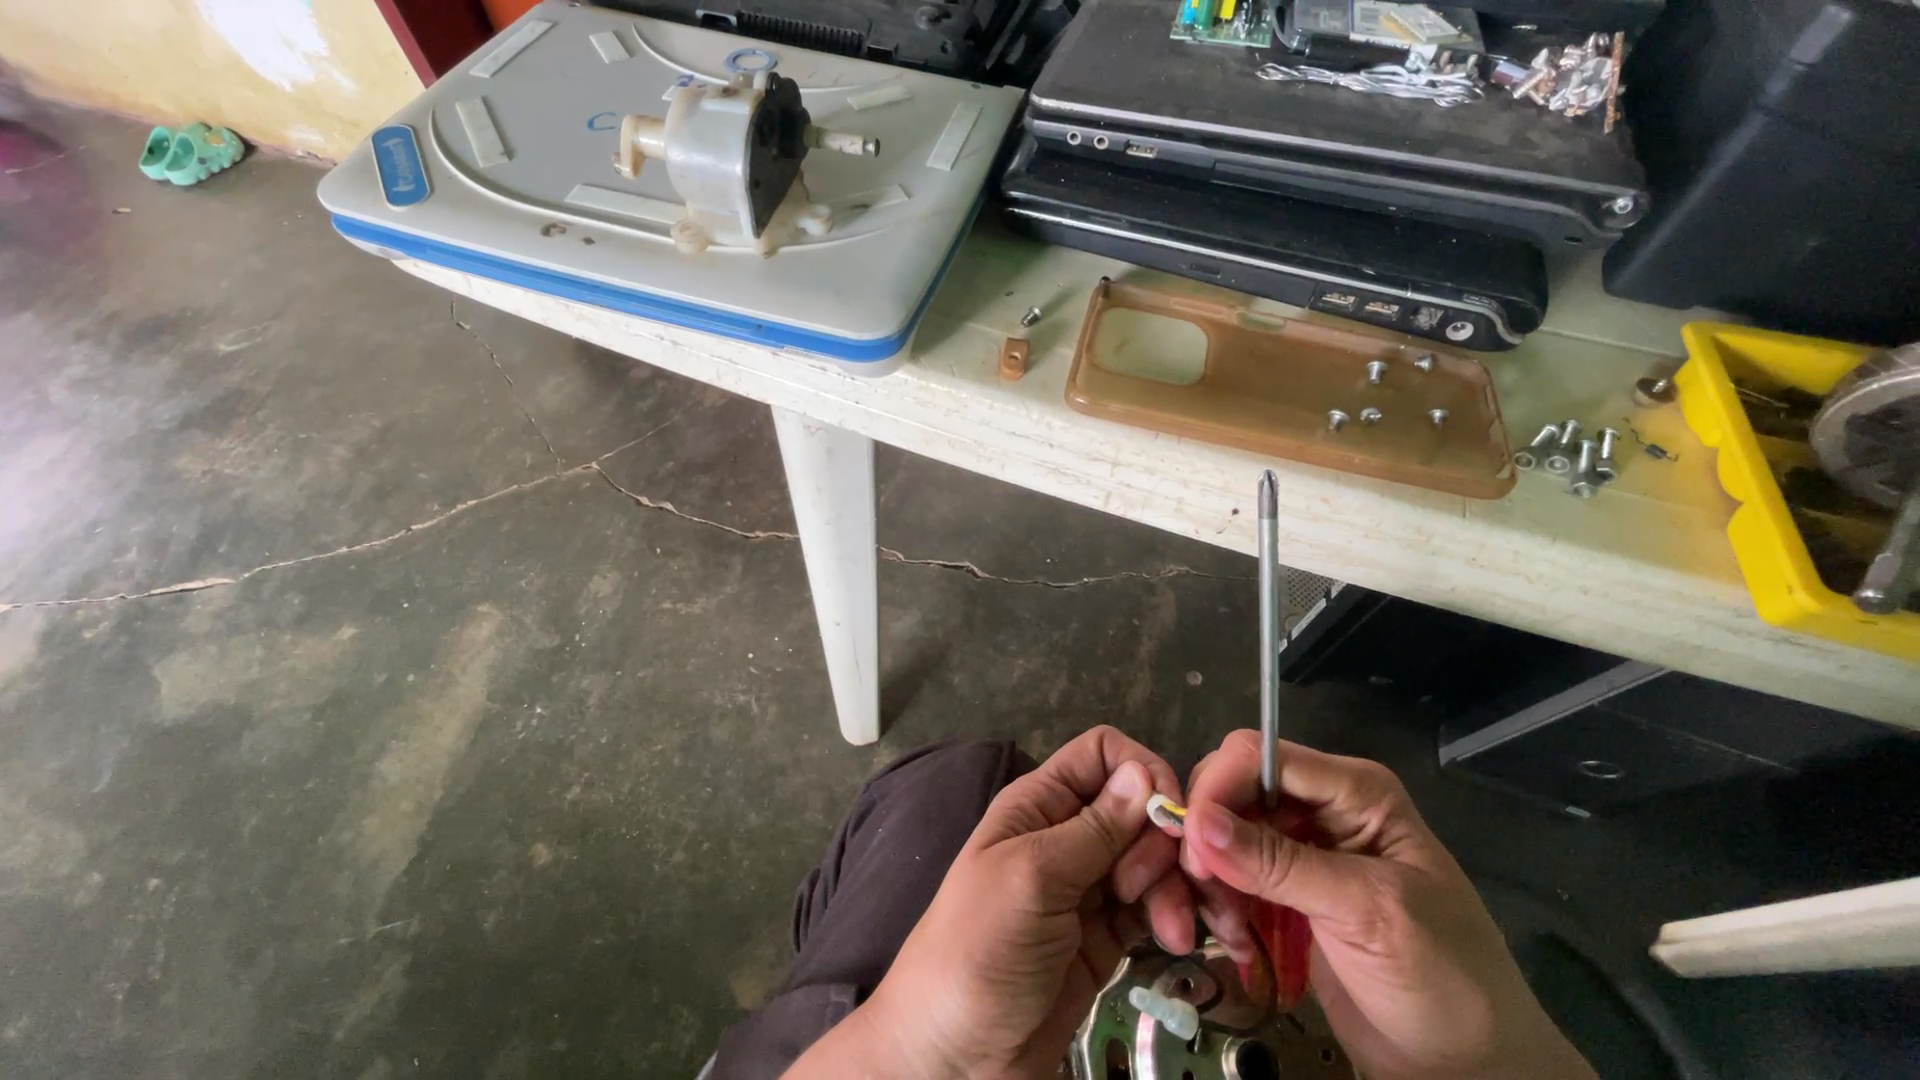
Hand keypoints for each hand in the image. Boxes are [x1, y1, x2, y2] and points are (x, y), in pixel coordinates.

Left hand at [785, 726, 1193, 1078]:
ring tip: (1173, 933)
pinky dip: (1174, 916)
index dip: (1142, 771)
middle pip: (1139, 808)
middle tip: (1156, 885)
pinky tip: (1174, 942)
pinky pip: (1155, 905)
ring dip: (1175, 887)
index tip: (1168, 816)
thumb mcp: (1031, 878)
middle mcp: (1067, 835)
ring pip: (1154, 858)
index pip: (1102, 755)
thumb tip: (1144, 772)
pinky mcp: (1108, 934)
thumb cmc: (978, 950)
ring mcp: (1090, 886)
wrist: (956, 1054)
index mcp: (1039, 805)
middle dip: (1164, 841)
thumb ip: (1092, 829)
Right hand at [1180, 730, 1595, 1079]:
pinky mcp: (1281, 890)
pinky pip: (1226, 875)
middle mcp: (1319, 806)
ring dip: (1210, 878)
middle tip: (1202, 888)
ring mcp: (1298, 849)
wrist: (1467, 1063)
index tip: (1190, 842)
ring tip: (1226, 928)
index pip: (1260, 756)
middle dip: (1206, 835)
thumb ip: (1280, 864)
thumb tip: (1197, 823)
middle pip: (1230, 789)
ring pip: (1219, 833)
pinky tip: (1236, 940)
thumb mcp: (1367, 911)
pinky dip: (1219, 904)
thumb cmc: (1443, 977)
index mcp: (1353, 790)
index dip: (1218, 787)